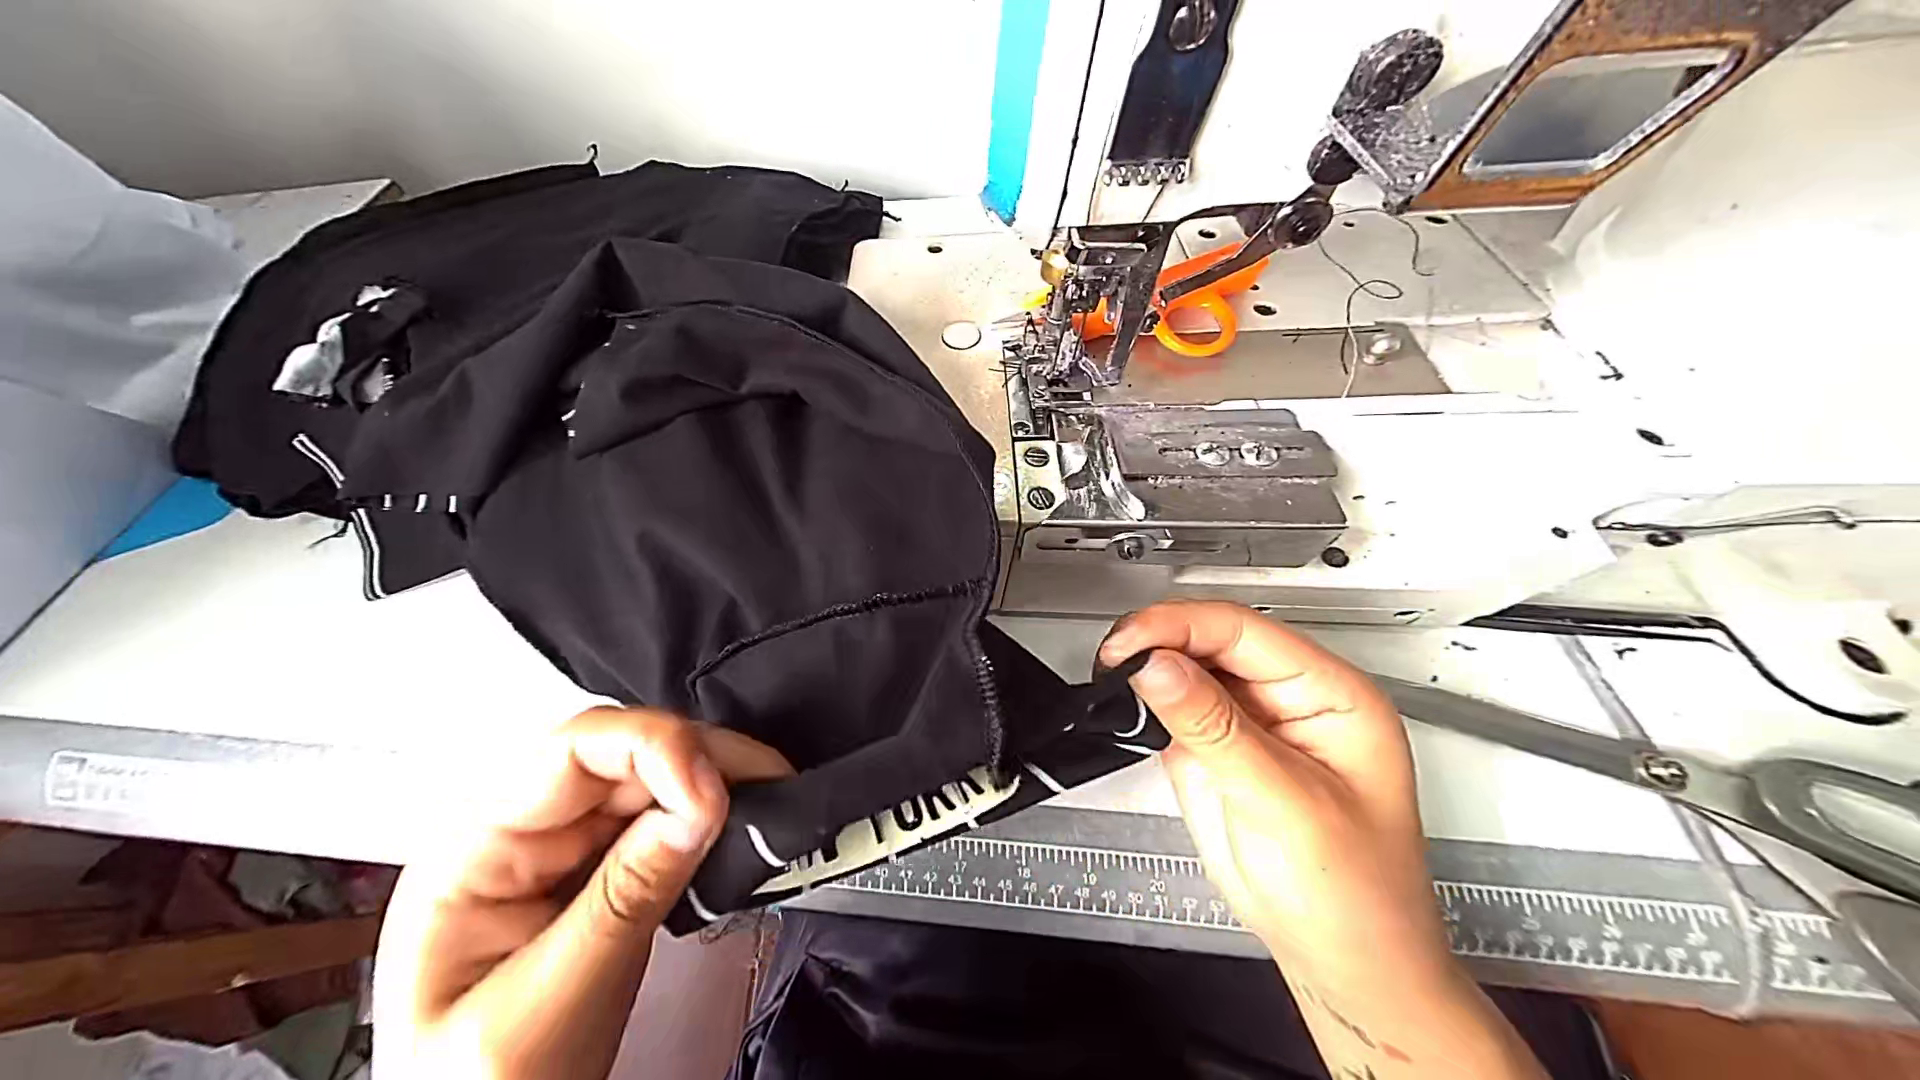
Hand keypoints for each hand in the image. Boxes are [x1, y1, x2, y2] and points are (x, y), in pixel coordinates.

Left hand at [373, 707, 791, 1079]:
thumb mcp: (542, 1012)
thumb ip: (622, 903)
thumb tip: (699, 808)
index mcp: (474, 851)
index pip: (572, 748)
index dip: (655, 747)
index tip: (715, 792)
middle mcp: (522, 828)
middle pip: (627, 749)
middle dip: (706, 758)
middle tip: (771, 786)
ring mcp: (565, 842)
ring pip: (657, 772)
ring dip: (719, 779)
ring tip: (767, 805)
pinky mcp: (603, 861)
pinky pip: (668, 811)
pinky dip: (715, 811)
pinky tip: (740, 826)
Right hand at [1102, 603, 1547, 1078]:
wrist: (1339, 961)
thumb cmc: (1355, 897)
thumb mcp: (1285, 805)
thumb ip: (1215, 729)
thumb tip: (1158, 666)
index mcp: (1330, 694)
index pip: (1243, 630)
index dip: (1180, 625)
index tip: (1131, 642)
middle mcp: (1287, 697)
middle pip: (1210, 638)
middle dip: (1156, 640)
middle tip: (1114, 659)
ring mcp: (1247, 721)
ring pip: (1185, 665)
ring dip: (1145, 667)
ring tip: (1113, 680)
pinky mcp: (1214, 747)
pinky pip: (1171, 704)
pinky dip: (1142, 701)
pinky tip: (1127, 706)